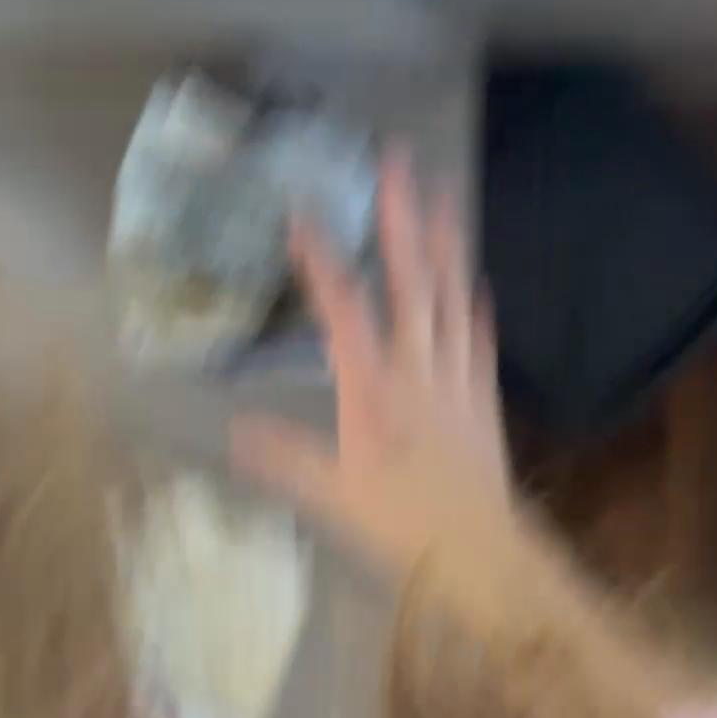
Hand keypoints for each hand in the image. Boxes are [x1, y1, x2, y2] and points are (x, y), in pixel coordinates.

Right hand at [231, 146, 516, 585]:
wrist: (480, 555)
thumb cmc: (401, 527)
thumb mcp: (332, 498)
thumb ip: (285, 459)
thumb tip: (234, 431)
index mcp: (374, 390)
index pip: (342, 311)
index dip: (321, 259)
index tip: (301, 212)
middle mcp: (418, 371)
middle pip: (410, 285)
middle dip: (402, 221)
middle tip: (400, 162)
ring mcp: (456, 381)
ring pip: (452, 301)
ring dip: (448, 246)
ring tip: (445, 196)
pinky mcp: (482, 399)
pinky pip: (480, 342)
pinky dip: (477, 309)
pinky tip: (478, 284)